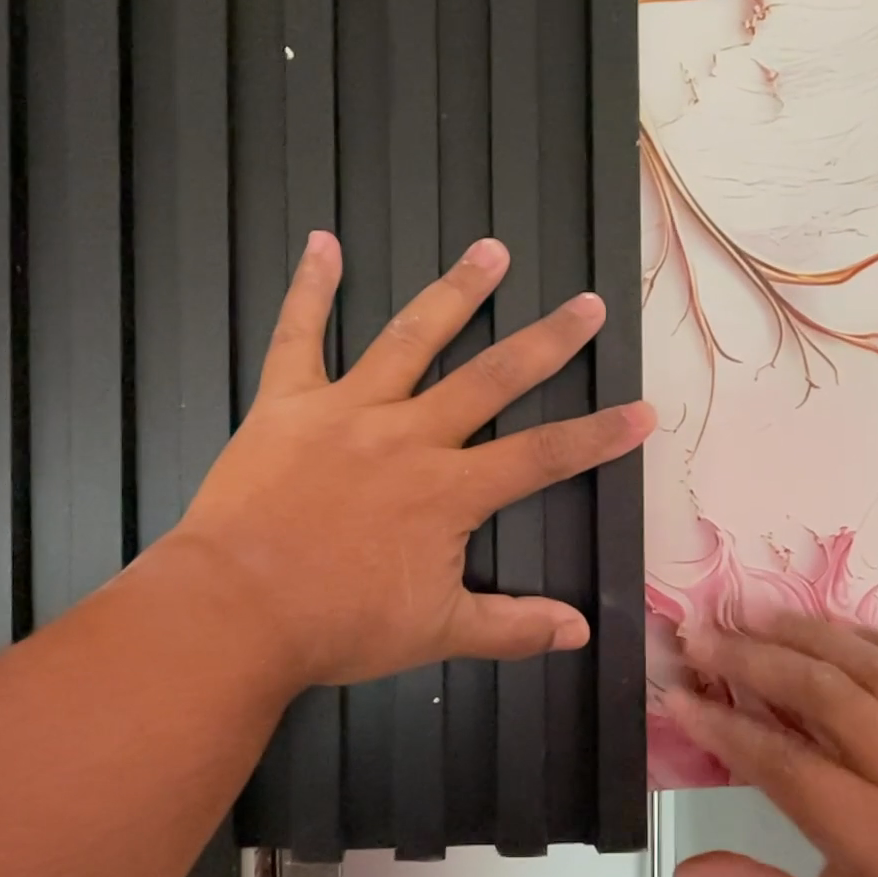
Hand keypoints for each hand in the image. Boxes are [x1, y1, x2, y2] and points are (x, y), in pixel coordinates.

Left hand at [162, 231, 651, 689]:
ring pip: (412, 339)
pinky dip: (310, 288)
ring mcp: (347, 410)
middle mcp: (410, 436)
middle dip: (547, 341)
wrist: (235, 612)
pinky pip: (298, 336)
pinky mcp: (286, 403)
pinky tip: (323, 242)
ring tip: (492, 252)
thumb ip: (512, 627)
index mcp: (450, 490)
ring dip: (456, 292)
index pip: (543, 455)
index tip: (642, 410)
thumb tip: (580, 631)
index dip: (598, 435)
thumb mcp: (436, 633)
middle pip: (492, 377)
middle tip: (586, 304)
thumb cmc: (337, 625)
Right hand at [665, 614, 877, 876]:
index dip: (721, 727)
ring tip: (756, 615)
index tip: (676, 697)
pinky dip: (876, 641)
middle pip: (825, 696)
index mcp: (877, 841)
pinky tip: (834, 629)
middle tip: (703, 637)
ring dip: (809, 634)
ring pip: (873, 670)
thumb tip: (683, 871)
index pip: (782, 763)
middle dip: (753, 659)